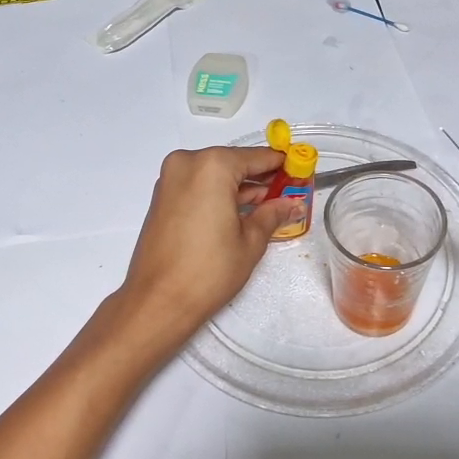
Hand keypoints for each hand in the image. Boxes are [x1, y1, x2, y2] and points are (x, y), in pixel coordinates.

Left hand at [102, 147, 303, 359]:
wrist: (158, 301)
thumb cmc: (208, 271)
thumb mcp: (250, 241)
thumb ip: (272, 214)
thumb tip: (291, 203)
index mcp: (212, 166)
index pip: (256, 157)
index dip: (281, 164)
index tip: (300, 171)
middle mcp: (187, 164)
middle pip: (233, 163)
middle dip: (259, 177)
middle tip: (287, 193)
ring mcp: (170, 180)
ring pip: (214, 174)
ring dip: (239, 187)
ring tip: (267, 206)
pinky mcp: (161, 198)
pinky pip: (198, 186)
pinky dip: (218, 194)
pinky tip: (239, 213)